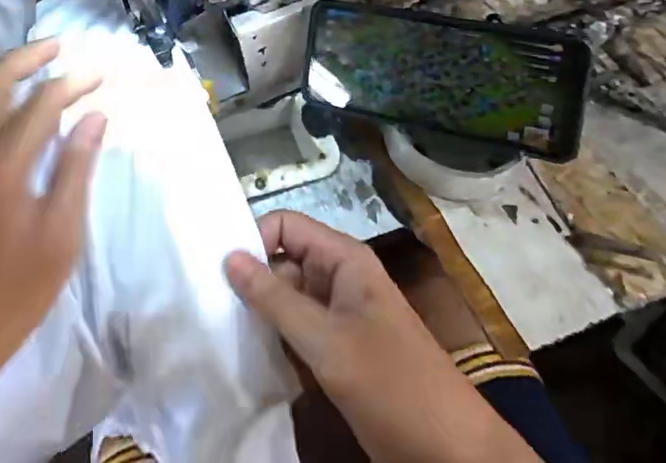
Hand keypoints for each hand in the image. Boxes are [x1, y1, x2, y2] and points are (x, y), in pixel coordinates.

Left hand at [0, 40, 106, 462]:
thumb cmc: (10, 298)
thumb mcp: (60, 239)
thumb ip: (76, 169)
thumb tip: (95, 116)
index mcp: (0, 165)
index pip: (41, 103)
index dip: (73, 84)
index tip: (98, 76)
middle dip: (26, 56)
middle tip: (58, 45)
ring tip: (23, 63)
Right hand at [224, 211, 536, 462]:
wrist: (452, 455)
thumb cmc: (392, 385)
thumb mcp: (326, 341)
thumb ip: (274, 298)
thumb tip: (228, 257)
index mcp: (344, 259)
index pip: (285, 225)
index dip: (255, 240)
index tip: (222, 271)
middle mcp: (340, 277)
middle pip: (283, 258)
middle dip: (251, 277)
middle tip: (213, 302)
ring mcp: (340, 314)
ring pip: (287, 295)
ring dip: (261, 309)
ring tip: (224, 326)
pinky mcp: (338, 347)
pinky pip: (297, 326)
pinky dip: (275, 334)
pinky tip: (251, 350)